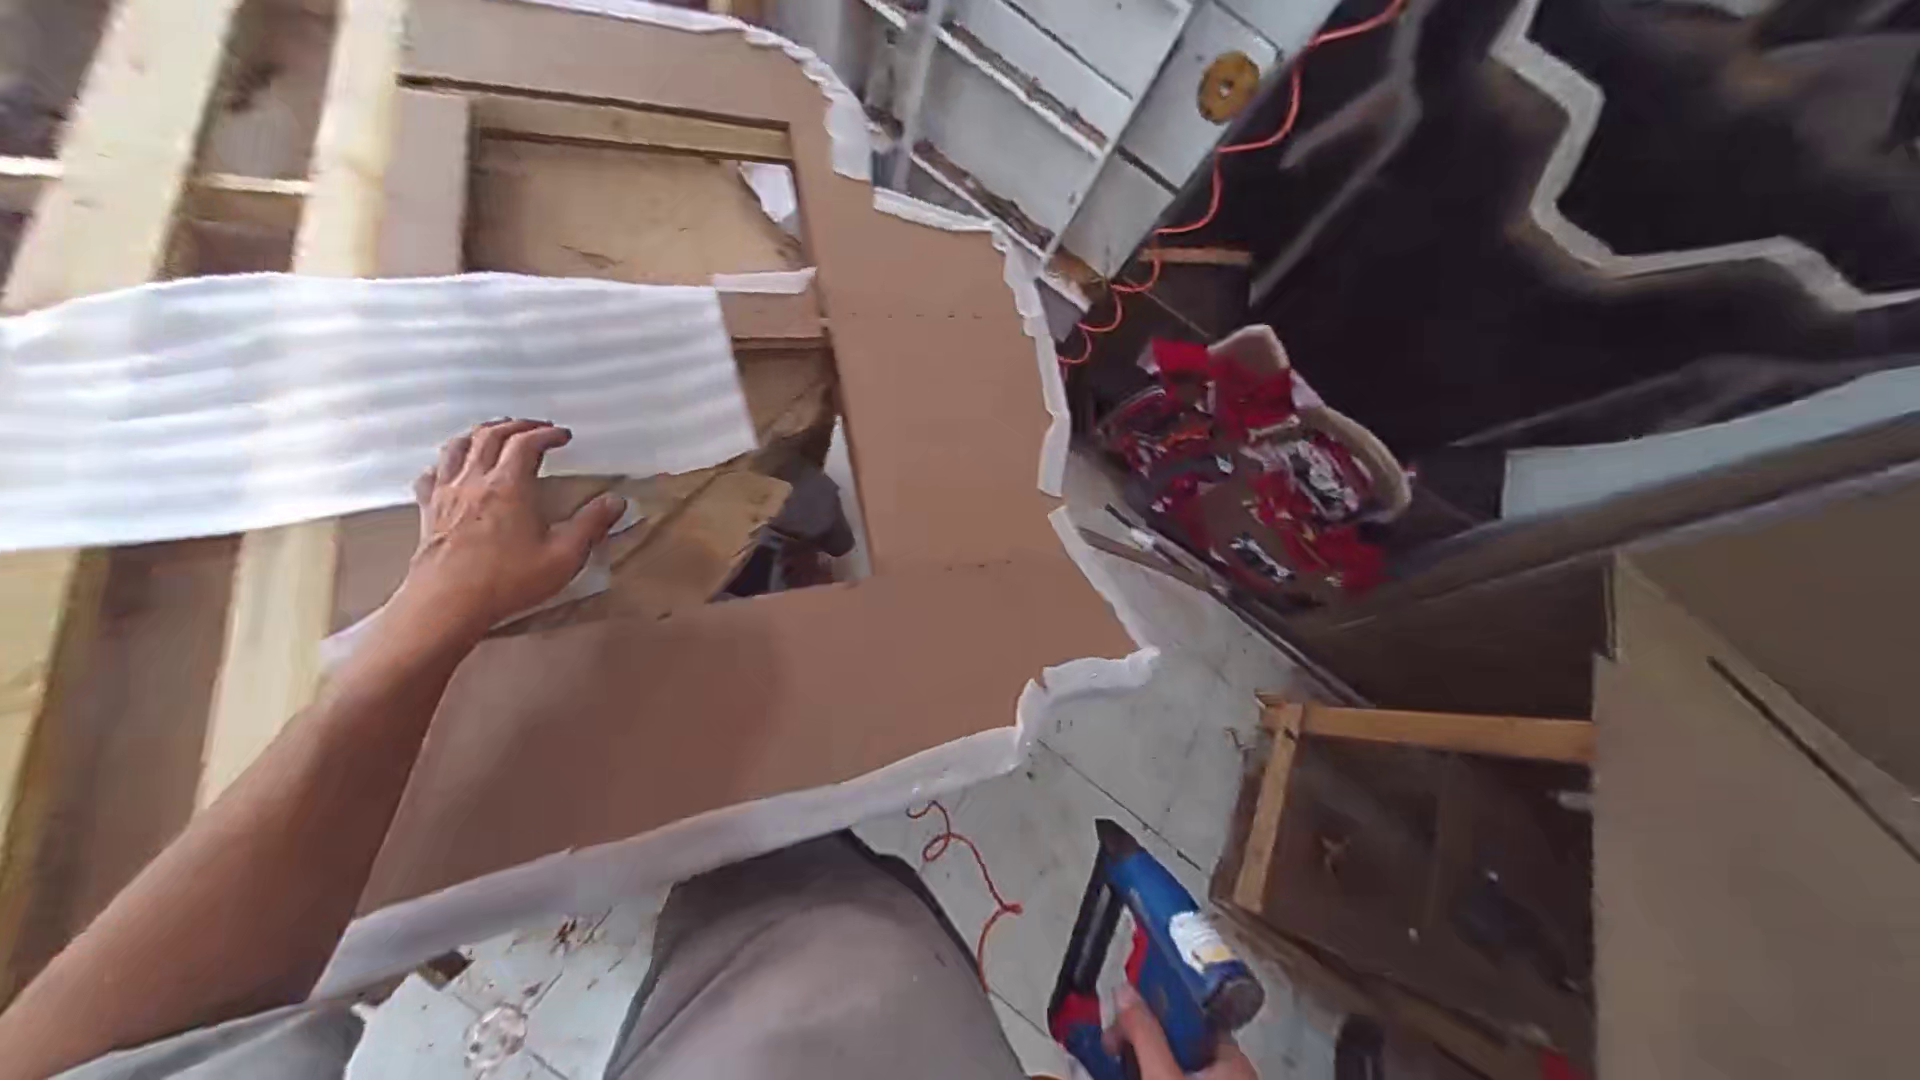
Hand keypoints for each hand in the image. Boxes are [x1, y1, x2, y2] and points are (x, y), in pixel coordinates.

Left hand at [392, 419, 625, 642]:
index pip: (526, 443)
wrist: (447, 604)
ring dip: (479, 434)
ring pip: (457, 447)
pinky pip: (432, 474)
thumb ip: (592, 524)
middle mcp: (474, 481)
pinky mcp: (429, 511)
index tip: (564, 436)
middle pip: (490, 436)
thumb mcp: (564, 555)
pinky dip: (446, 462)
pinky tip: (452, 469)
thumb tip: (616, 501)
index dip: (547, 434)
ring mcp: (446, 494)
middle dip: (516, 425)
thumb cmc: (509, 580)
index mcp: (509, 487)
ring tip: (496, 434)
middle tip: (536, 427)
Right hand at [1108, 983, 1258, 1079]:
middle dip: (1144, 1035)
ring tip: (1116, 1057)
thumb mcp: (1161, 1076)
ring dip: (1146, 1057)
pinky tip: (1135, 1072)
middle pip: (1182, 1038)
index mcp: (1233, 1058)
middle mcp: (1234, 1073)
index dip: (1156, 1006)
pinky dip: (1157, 1074)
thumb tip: (1124, 987)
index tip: (1125, 1011)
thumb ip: (1144, 1032)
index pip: (1191, 1013)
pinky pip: (1180, 1078)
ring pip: (1179, 1064)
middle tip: (1112, 1042)